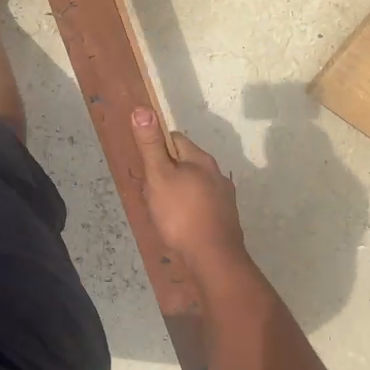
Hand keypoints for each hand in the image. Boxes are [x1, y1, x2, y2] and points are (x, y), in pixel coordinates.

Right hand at [132, 107, 247, 277]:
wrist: (215, 260)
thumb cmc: (181, 214)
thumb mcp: (158, 176)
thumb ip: (150, 144)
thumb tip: (142, 108)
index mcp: (201, 159)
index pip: (174, 139)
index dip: (156, 148)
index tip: (146, 168)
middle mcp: (217, 174)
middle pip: (184, 162)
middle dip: (166, 173)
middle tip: (151, 192)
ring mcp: (225, 198)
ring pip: (194, 185)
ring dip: (178, 192)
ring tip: (164, 211)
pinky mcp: (226, 219)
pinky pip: (202, 205)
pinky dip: (189, 209)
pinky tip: (181, 225)